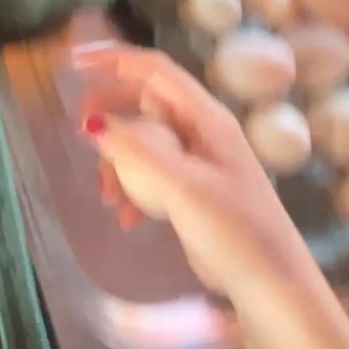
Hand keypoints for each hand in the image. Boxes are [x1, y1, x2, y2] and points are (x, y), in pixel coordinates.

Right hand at [77, 41, 318, 309]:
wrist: (274, 290)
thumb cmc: (235, 230)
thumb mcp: (180, 186)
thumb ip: (133, 149)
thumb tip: (89, 122)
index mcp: (205, 118)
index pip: (153, 69)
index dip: (112, 58)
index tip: (74, 63)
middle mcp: (200, 131)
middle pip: (140, 101)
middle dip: (106, 114)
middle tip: (79, 130)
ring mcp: (195, 160)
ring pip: (139, 139)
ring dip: (115, 161)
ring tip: (106, 196)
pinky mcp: (189, 188)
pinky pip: (146, 170)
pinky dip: (128, 186)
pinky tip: (125, 216)